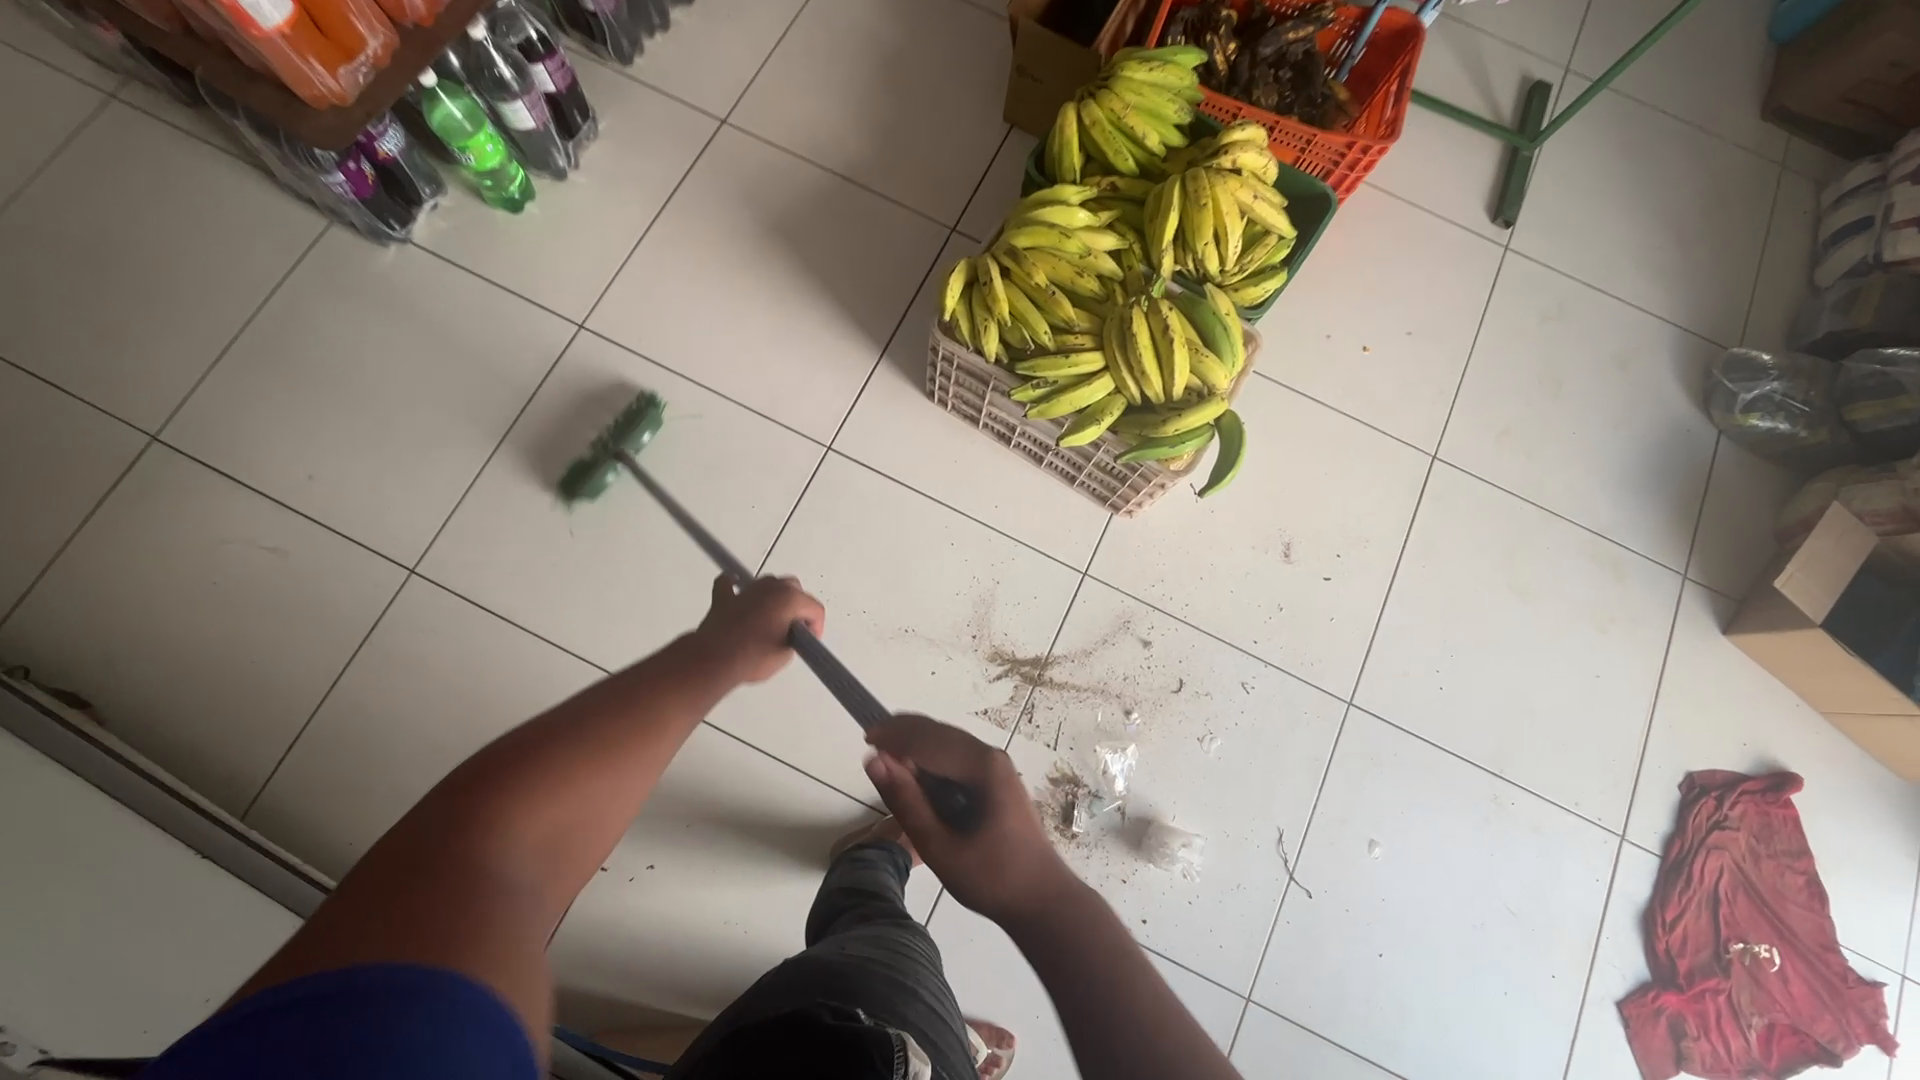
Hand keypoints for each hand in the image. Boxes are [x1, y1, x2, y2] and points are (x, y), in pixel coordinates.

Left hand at [692, 575, 824, 683]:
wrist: (713, 660)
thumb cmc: (753, 658)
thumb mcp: (784, 656)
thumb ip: (792, 640)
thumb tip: (787, 637)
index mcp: (789, 599)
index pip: (814, 608)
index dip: (816, 626)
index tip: (809, 641)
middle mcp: (770, 587)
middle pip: (793, 588)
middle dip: (798, 605)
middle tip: (793, 628)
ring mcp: (745, 590)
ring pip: (768, 583)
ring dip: (773, 596)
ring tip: (772, 618)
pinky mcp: (723, 597)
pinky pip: (730, 584)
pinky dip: (736, 587)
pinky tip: (738, 595)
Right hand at [865, 715, 1080, 925]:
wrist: (1042, 900)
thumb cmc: (992, 878)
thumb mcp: (939, 846)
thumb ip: (906, 801)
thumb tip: (874, 761)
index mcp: (982, 767)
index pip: (928, 738)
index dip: (895, 734)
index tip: (865, 738)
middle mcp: (991, 756)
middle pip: (939, 733)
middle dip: (904, 734)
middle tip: (872, 745)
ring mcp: (997, 767)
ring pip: (947, 743)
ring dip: (917, 747)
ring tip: (888, 763)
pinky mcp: (996, 780)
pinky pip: (957, 759)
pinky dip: (932, 761)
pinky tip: (917, 779)